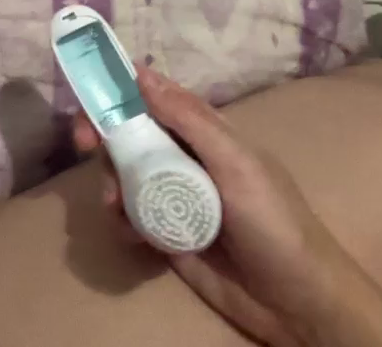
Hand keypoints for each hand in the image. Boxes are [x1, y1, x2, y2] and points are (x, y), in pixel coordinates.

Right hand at [72, 67, 353, 346]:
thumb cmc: (276, 225)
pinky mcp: (164, 231)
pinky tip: (127, 230)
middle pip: (129, 131)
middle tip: (83, 144)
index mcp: (204, 132)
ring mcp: (172, 194)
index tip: (89, 90)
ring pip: (122, 170)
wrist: (299, 308)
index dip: (119, 87)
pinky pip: (127, 213)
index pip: (154, 95)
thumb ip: (191, 120)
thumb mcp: (238, 166)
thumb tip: (142, 74)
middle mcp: (183, 157)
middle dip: (101, 132)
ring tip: (113, 203)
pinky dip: (118, 216)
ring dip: (108, 179)